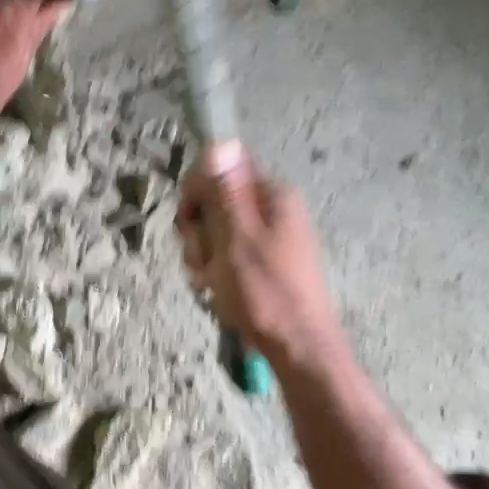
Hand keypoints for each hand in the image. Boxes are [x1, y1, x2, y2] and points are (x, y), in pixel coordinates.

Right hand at [177, 142, 346, 369]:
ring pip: (214, 231)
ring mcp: (267, 238)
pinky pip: (224, 254)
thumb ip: (226, 191)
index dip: (198, 191)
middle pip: (214, 201)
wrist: (296, 347)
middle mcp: (272, 210)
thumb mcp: (237, 238)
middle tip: (205, 260)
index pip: (222, 167)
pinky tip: (219, 292)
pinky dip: (214, 272)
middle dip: (198, 232)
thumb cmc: (265, 293)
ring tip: (213, 282)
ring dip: (203, 256)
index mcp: (272, 196)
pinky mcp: (261, 263)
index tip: (192, 221)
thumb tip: (220, 141)